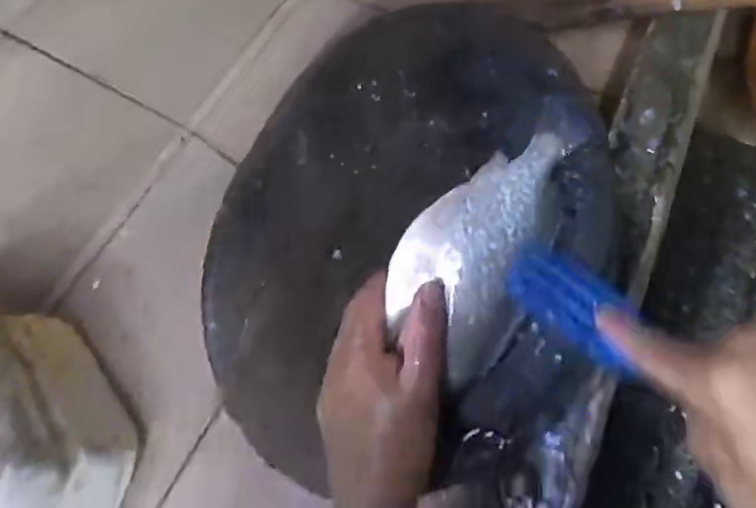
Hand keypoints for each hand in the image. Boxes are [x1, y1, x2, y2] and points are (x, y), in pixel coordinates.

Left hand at [318, 273, 444, 507]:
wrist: (372, 507)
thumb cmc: (401, 443)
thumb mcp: (422, 387)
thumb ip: (424, 333)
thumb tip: (428, 283)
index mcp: (355, 352)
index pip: (366, 296)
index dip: (389, 278)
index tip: (414, 271)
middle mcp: (333, 362)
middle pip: (354, 314)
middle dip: (380, 298)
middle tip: (414, 295)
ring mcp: (326, 386)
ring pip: (347, 337)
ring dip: (371, 323)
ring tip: (404, 325)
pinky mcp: (328, 407)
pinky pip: (344, 359)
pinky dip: (363, 346)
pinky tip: (384, 363)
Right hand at [599, 315, 755, 507]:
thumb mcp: (747, 493)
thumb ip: (709, 444)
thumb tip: (701, 415)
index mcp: (724, 382)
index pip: (660, 356)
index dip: (627, 339)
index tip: (602, 316)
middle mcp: (748, 346)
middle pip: (704, 367)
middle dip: (709, 399)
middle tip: (739, 452)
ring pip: (739, 365)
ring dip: (743, 394)